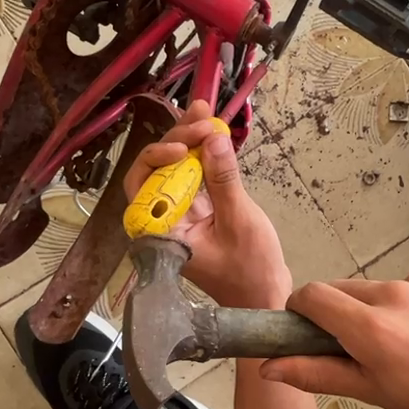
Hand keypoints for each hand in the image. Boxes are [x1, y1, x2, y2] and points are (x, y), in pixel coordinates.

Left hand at [124, 100, 291, 308]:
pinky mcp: (198, 210)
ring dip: (189, 140)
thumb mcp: (239, 221)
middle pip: (157, 170)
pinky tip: (211, 132)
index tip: (187, 144)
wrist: (265, 296)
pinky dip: (201, 155)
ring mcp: (181, 214)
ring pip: (174, 169)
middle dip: (178, 139)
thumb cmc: (250, 270)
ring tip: (205, 112)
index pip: (143, 184)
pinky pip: (192, 177)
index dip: (159, 157)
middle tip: (204, 116)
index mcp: (161, 231)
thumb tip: (212, 139)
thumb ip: (223, 180)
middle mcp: (164, 219)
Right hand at [261, 270, 408, 408]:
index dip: (301, 310)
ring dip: (382, 311)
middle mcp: (395, 293)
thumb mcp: (377, 394)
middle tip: (361, 351)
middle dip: (342, 315)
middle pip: (346, 291)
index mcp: (371, 326)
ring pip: (382, 290)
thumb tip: (269, 368)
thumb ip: (319, 374)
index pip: (313, 296)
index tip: (304, 329)